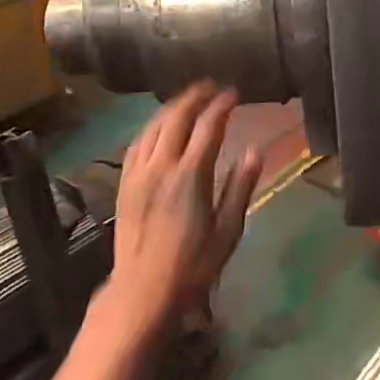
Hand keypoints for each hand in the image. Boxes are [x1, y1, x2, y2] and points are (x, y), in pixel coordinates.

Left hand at [107, 83, 262, 321]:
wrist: (142, 292)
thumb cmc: (193, 264)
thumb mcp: (228, 230)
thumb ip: (240, 187)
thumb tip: (254, 151)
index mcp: (190, 176)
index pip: (208, 127)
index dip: (222, 105)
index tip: (234, 93)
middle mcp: (161, 167)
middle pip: (177, 118)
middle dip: (195, 97)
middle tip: (211, 87)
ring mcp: (138, 174)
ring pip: (154, 127)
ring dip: (172, 107)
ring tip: (188, 99)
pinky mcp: (125, 185)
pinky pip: (137, 144)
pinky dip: (152, 127)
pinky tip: (159, 127)